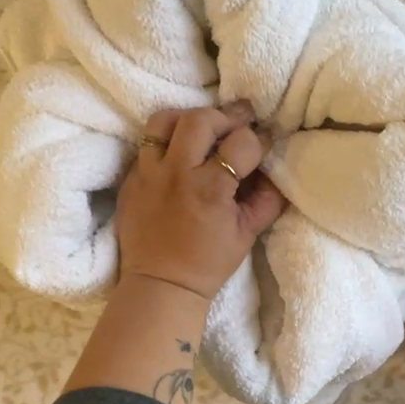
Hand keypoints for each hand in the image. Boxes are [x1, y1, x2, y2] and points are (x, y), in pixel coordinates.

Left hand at [117, 102, 286, 299]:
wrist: (161, 284)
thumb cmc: (208, 262)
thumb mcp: (248, 234)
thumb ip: (267, 200)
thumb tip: (273, 172)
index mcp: (210, 189)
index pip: (242, 143)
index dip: (258, 141)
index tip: (262, 147)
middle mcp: (177, 173)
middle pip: (201, 119)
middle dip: (224, 119)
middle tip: (234, 129)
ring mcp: (148, 173)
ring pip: (164, 121)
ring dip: (187, 120)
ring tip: (200, 133)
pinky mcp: (131, 178)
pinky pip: (147, 145)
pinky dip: (167, 144)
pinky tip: (179, 157)